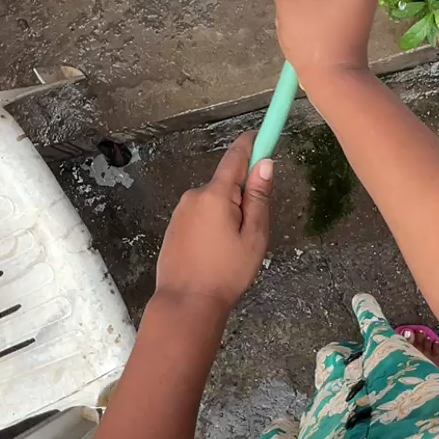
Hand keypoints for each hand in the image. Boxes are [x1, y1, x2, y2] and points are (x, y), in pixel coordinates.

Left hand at [153, 132, 274, 310]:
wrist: (185, 303)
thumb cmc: (226, 272)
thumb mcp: (253, 236)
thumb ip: (258, 198)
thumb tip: (264, 163)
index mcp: (215, 194)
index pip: (236, 156)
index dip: (252, 143)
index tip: (264, 135)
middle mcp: (194, 195)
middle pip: (226, 182)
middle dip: (242, 195)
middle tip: (253, 230)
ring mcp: (180, 211)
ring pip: (213, 202)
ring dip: (227, 214)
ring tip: (232, 249)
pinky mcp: (174, 227)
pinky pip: (200, 216)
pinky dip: (212, 226)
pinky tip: (215, 253)